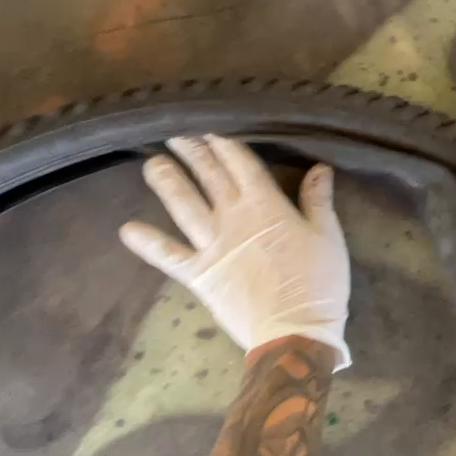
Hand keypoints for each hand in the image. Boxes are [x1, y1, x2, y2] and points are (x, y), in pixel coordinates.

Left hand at [120, 134, 352, 369]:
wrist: (294, 330)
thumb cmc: (319, 280)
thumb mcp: (328, 235)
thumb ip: (318, 199)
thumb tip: (319, 166)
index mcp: (268, 206)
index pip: (243, 165)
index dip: (226, 144)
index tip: (211, 125)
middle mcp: (234, 219)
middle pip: (210, 179)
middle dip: (194, 153)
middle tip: (176, 132)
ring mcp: (211, 246)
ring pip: (184, 207)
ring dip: (168, 183)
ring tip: (152, 163)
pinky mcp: (197, 274)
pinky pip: (167, 256)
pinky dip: (147, 243)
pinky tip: (127, 229)